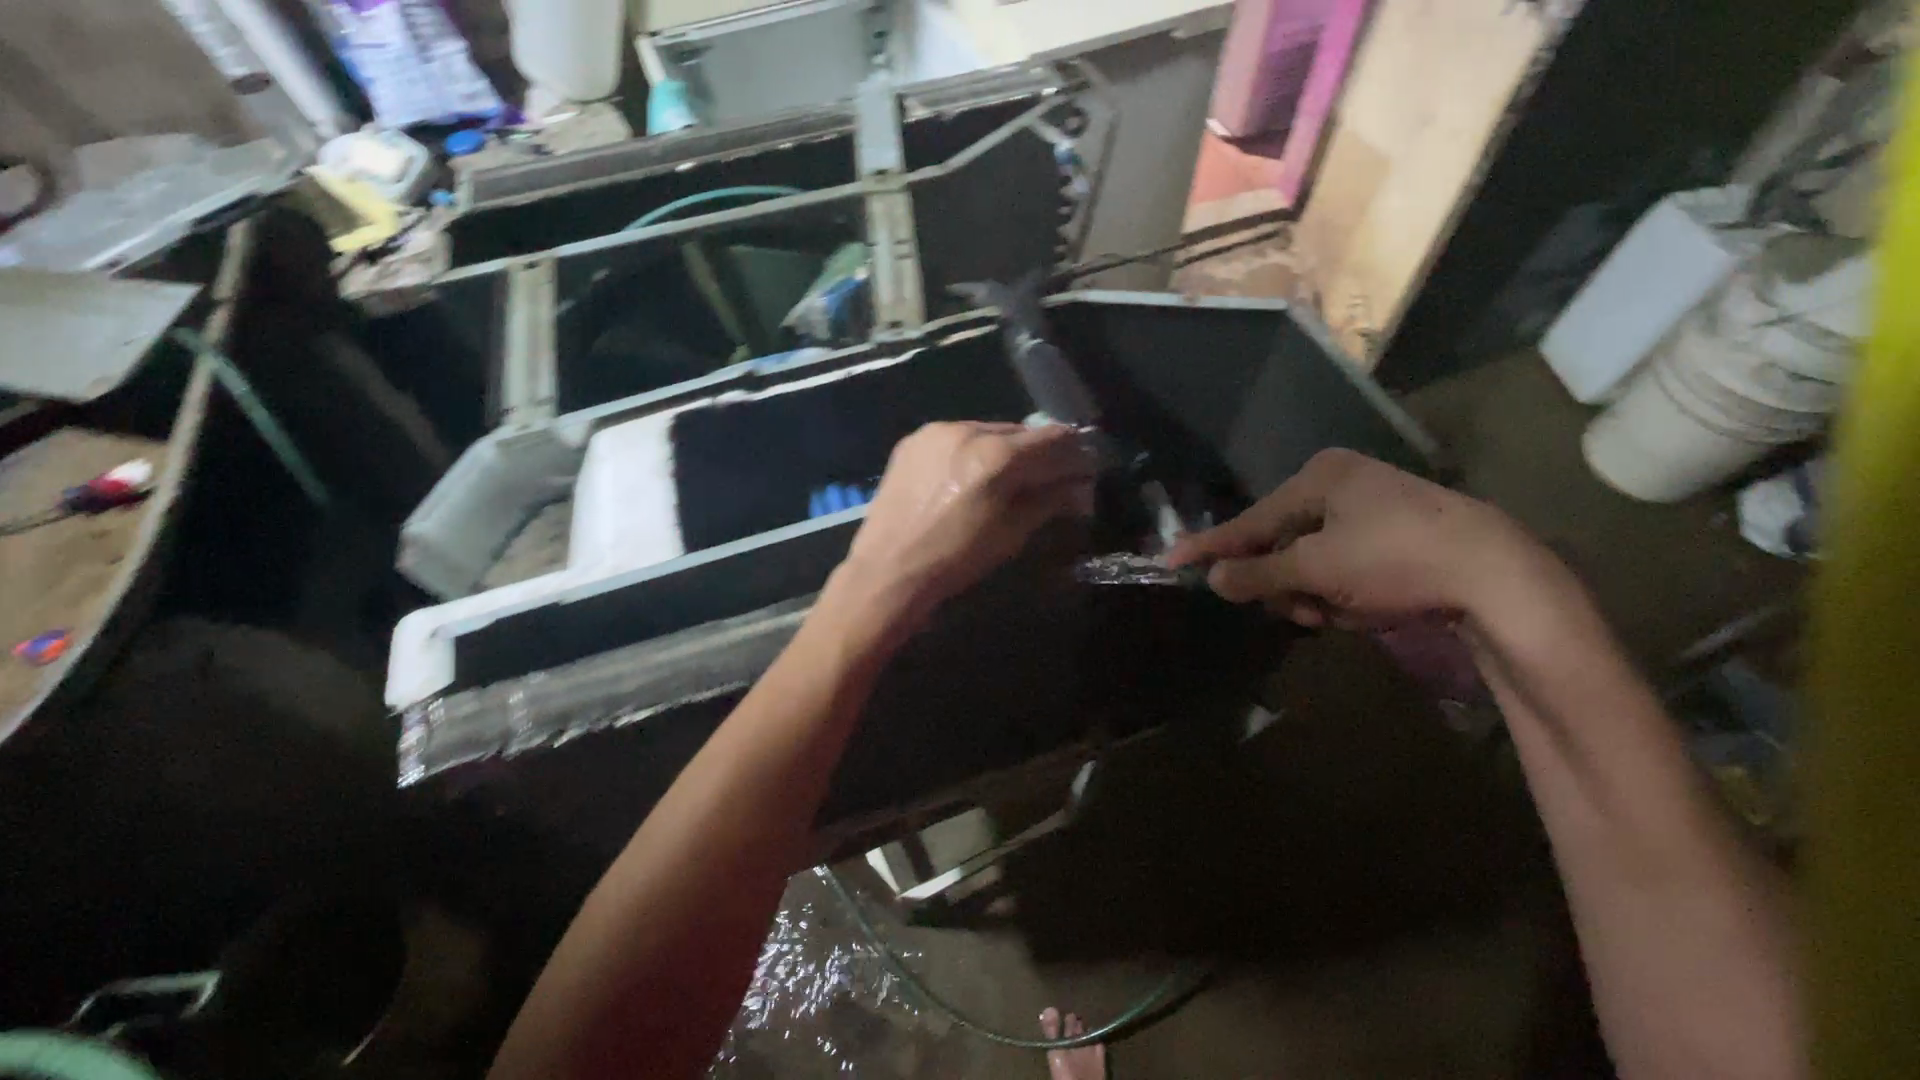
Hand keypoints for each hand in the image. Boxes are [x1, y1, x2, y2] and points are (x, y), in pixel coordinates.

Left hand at [830, 421, 1094, 632]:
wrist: (887, 571)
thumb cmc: (955, 561)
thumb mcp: (1012, 534)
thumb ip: (1050, 501)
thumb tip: (1082, 488)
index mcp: (996, 456)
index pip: (1053, 439)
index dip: (1075, 453)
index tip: (1086, 466)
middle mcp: (966, 430)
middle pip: (1021, 431)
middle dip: (1040, 452)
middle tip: (1052, 475)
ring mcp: (936, 431)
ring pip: (989, 430)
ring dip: (1006, 449)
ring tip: (1009, 478)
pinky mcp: (913, 440)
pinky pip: (957, 436)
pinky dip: (973, 451)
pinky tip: (972, 475)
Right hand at [1165, 448, 1567, 627]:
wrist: (1497, 576)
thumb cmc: (1394, 558)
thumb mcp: (1317, 569)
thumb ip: (1259, 572)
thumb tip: (1214, 578)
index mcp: (1320, 476)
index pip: (1250, 519)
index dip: (1211, 545)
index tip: (1171, 560)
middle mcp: (1342, 484)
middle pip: (1282, 543)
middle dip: (1287, 584)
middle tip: (1301, 611)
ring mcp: (1373, 509)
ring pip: (1313, 562)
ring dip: (1317, 594)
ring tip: (1342, 613)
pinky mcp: (1397, 537)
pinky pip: (1345, 567)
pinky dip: (1346, 593)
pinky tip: (1369, 608)